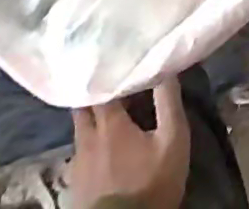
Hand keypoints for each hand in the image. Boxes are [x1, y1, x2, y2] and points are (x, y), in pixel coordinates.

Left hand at [69, 80, 190, 208]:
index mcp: (108, 124)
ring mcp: (77, 164)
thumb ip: (168, 101)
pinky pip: (81, 152)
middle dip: (96, 94)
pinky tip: (105, 147)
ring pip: (80, 130)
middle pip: (83, 107)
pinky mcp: (76, 185)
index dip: (109, 74)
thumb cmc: (150, 184)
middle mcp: (86, 139)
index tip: (120, 63)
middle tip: (113, 87)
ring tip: (111, 115)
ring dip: (93, 120)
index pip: (100, 87)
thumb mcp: (172, 140)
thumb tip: (165, 68)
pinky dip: (91, 142)